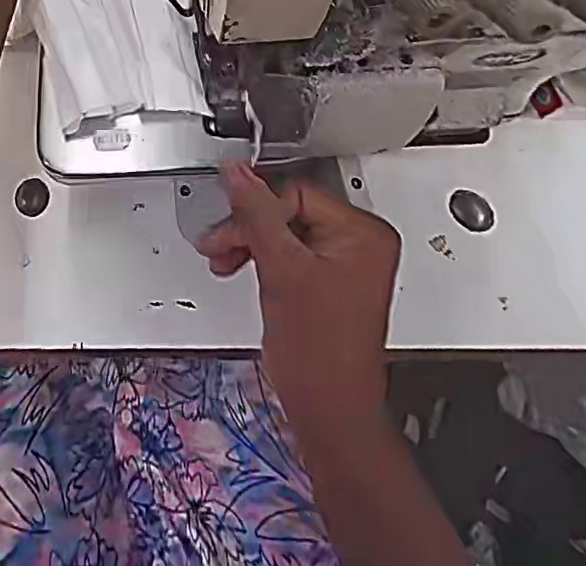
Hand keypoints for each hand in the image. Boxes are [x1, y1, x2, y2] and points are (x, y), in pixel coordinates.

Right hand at [198, 161, 400, 429]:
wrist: (327, 412)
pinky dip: (264, 257)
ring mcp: (347, 260)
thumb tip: (237, 173)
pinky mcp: (330, 277)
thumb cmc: (318, 355)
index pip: (297, 192)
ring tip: (226, 259)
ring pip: (286, 230)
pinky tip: (243, 267)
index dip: (258, 210)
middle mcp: (361, 241)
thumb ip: (256, 214)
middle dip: (250, 228)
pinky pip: (291, 250)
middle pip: (291, 210)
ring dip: (251, 242)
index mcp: (364, 231)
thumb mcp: (281, 269)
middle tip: (222, 245)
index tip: (229, 227)